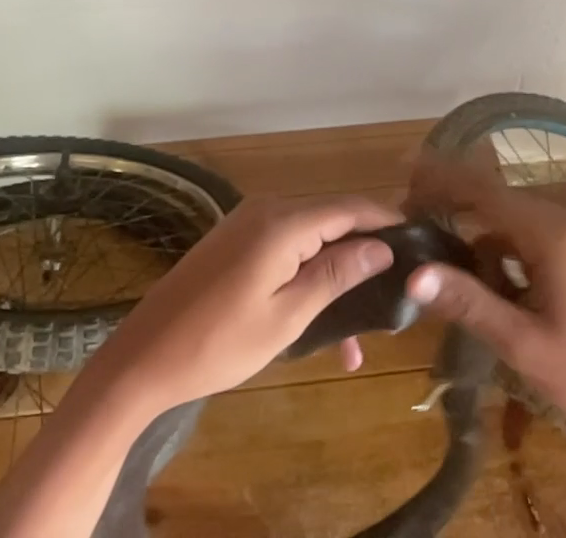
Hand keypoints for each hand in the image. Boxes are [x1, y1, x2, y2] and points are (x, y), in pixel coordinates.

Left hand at [83, 194, 401, 414]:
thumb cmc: (218, 344)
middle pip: (332, 219)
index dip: (387, 222)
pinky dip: (306, 276)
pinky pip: (284, 249)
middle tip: (396, 292)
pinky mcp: (233, 243)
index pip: (350, 207)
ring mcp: (246, 224)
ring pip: (310, 239)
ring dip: (336, 274)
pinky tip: (322, 323)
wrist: (144, 358)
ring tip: (361, 330)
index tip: (421, 244)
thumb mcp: (287, 315)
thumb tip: (381, 247)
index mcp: (281, 223)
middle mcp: (265, 211)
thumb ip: (336, 274)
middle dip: (365, 253)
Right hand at [404, 159, 565, 431]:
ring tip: (427, 241)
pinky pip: (517, 238)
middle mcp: (557, 224)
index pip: (483, 190)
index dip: (441, 176)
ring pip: (501, 218)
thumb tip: (413, 275)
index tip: (403, 168)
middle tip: (403, 213)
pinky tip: (472, 276)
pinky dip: (489, 248)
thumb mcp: (522, 343)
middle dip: (447, 199)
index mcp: (549, 234)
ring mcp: (565, 239)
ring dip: (466, 226)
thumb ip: (468, 303)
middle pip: (490, 196)